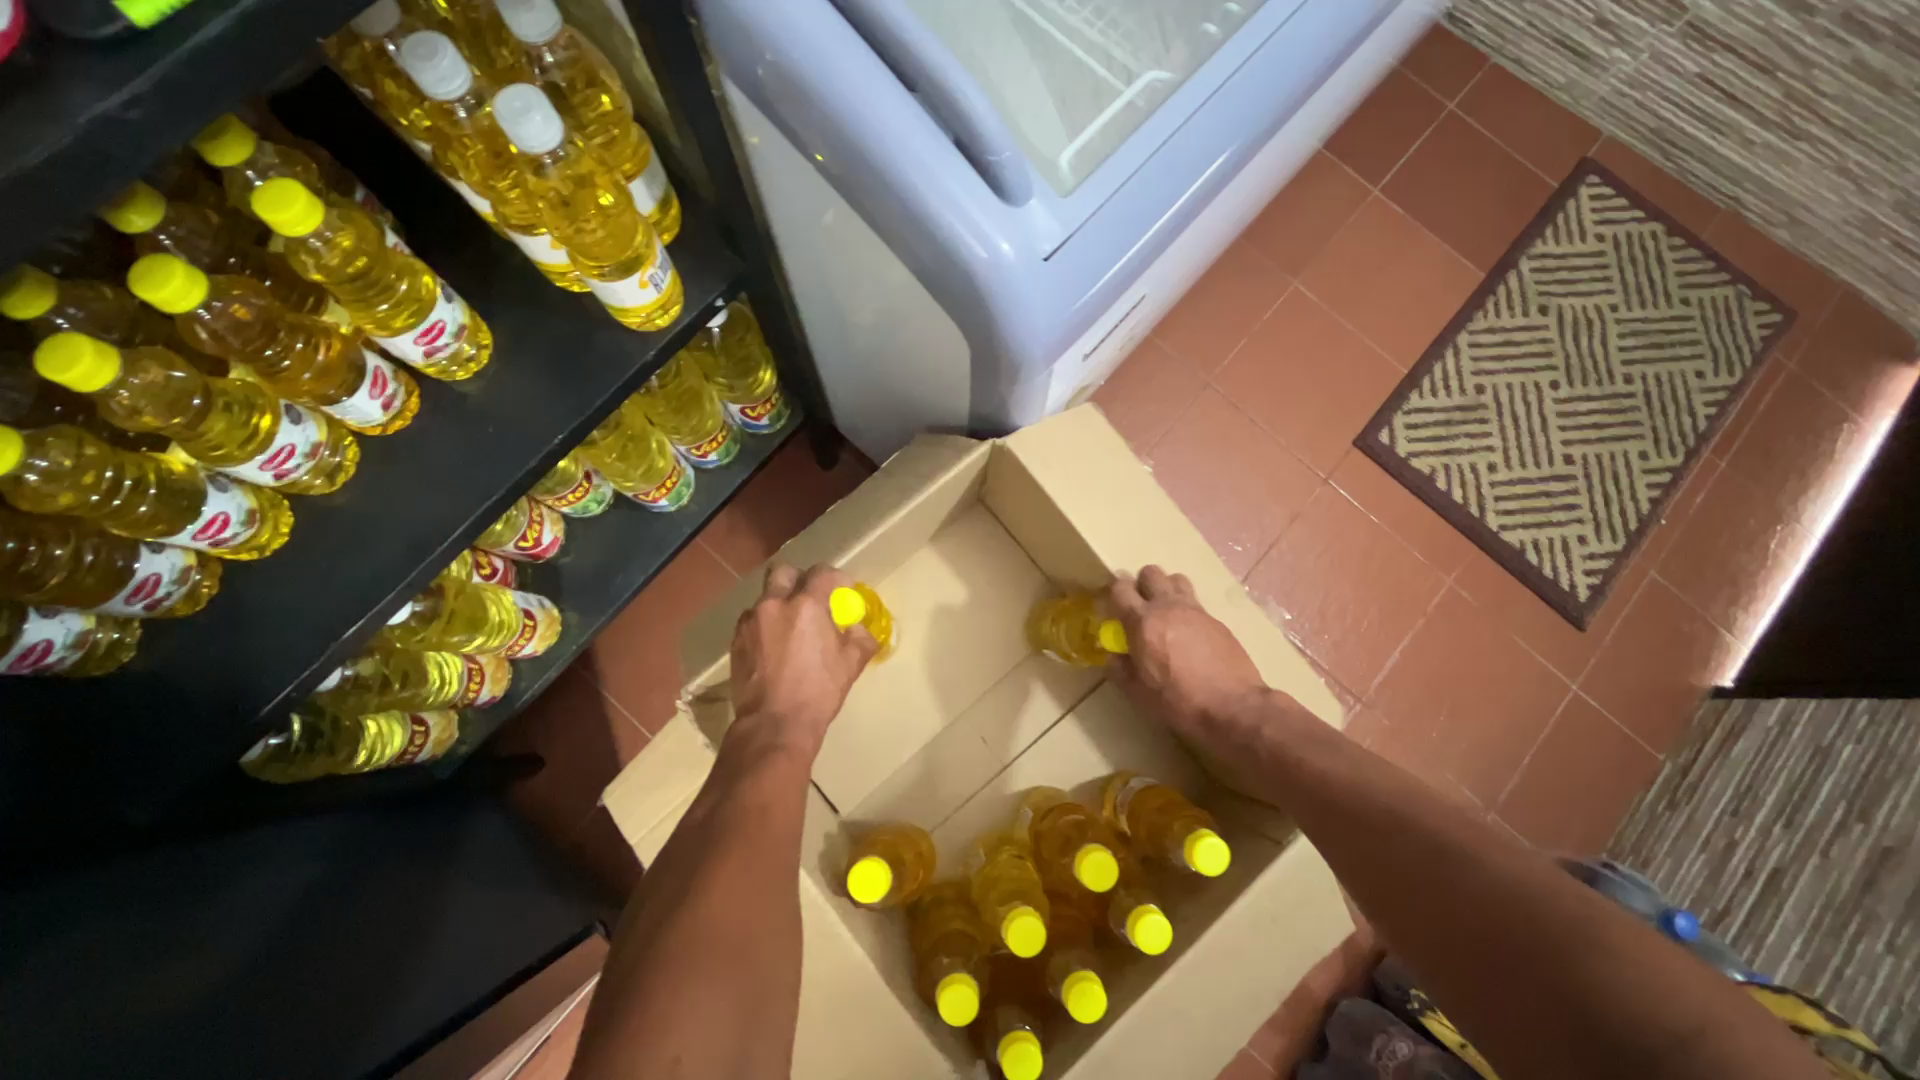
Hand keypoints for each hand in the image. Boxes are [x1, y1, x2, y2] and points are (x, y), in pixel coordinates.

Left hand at [728, 563, 877, 756]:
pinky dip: (765, 625)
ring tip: (790, 627)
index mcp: (807, 605)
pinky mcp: (736, 641)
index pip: (823, 572)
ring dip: (780, 604)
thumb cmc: (819, 692)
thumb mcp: (851, 664)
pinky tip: (774, 646)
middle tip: (811, 599)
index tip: (843, 591)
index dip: (836, 578)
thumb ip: (861, 637)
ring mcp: (751, 622)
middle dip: (800, 580)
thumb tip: (858, 628)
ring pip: (765, 598)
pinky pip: (752, 621)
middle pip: (784, 572)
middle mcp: (775, 604)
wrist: (775, 723)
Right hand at [1106, 566, 1268, 740]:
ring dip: (1166, 590)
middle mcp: (1168, 607)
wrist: (1232, 707)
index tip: (1112, 609)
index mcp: (1143, 622)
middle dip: (1141, 585)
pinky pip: (1196, 603)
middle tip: (1139, 609)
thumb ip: (1120, 668)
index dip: (1112, 594)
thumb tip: (1114, 655)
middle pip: (1150, 572)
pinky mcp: (1216, 620)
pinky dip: (1186, 611)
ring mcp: (1196, 611)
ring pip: (1176, 580)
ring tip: (1165, 615)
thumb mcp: (1137, 693)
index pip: (1120, 588)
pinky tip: (1189, 636)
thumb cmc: (1178, 702)